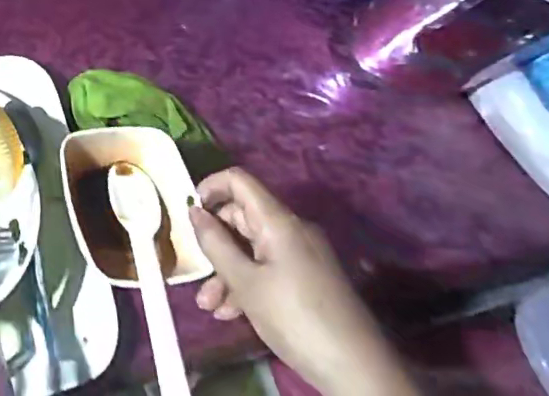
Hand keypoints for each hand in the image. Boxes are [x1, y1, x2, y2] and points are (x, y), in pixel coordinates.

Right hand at [189, 169, 415, 395]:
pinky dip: (250, 283)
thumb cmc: (296, 319)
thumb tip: (195, 211)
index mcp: (278, 219)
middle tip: (197, 278)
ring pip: (255, 248)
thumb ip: (217, 245)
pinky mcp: (310, 278)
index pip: (239, 180)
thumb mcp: (247, 284)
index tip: (189, 213)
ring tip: (209, 307)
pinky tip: (233, 313)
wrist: (358, 368)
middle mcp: (292, 227)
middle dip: (216, 244)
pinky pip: (271, 267)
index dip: (211, 188)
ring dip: (229, 272)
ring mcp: (303, 253)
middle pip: (244, 217)